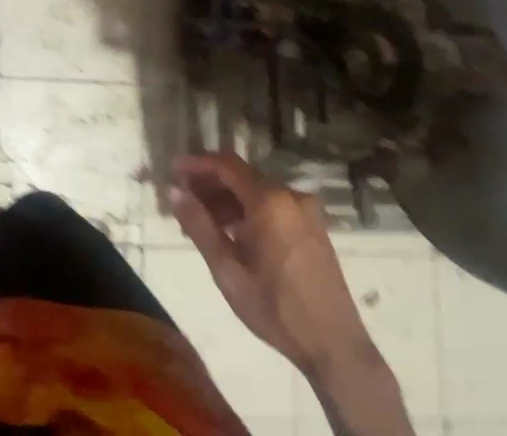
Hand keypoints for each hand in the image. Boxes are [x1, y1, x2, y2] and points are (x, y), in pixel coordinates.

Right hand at [169, 153, 375, 378]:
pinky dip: (249, 211)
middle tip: (181, 198)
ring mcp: (307, 212)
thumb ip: (199, 225)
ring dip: (228, 200)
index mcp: (270, 202)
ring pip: (258, 192)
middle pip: (242, 176)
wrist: (334, 344)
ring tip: (200, 220)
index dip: (197, 163)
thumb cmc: (275, 308)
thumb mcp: (227, 269)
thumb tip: (173, 190)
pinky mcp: (314, 227)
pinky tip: (231, 233)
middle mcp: (291, 196)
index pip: (226, 165)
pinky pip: (274, 206)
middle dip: (210, 183)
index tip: (172, 170)